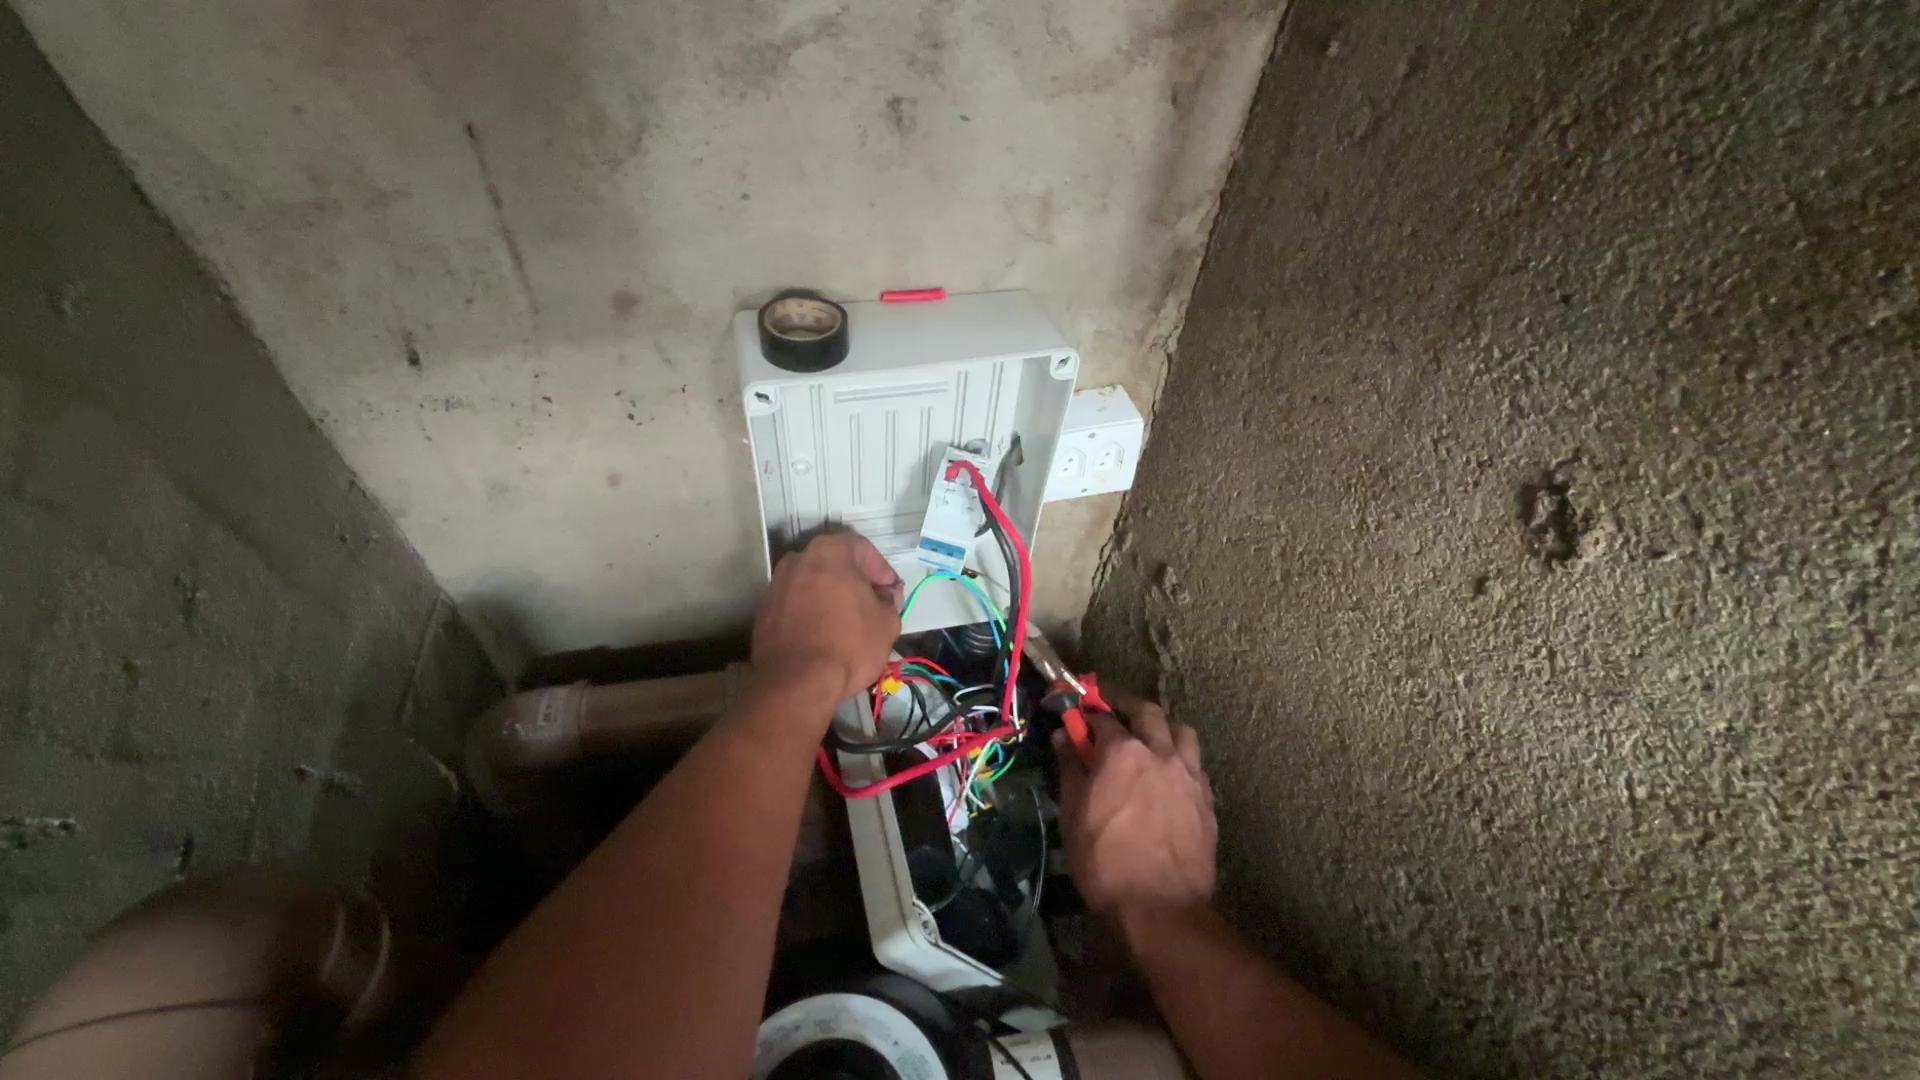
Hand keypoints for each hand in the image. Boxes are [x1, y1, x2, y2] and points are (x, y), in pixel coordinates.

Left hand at [753, 532, 902, 704]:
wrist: (796, 683)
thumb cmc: (848, 644)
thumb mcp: (886, 622)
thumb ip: (889, 601)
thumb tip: (885, 595)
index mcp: (829, 552)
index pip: (864, 549)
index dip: (883, 571)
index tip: (892, 594)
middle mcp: (797, 560)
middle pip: (835, 564)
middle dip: (856, 583)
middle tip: (873, 606)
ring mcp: (776, 586)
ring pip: (813, 585)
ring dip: (832, 598)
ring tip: (848, 625)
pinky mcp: (764, 613)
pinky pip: (796, 606)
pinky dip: (811, 614)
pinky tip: (824, 637)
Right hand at [1054, 688, 1216, 925]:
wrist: (1160, 908)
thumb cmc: (1104, 860)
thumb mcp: (1072, 813)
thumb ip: (1070, 767)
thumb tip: (1064, 735)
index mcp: (1123, 751)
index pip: (1101, 716)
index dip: (1085, 711)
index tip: (1076, 712)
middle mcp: (1160, 752)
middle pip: (1147, 711)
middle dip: (1126, 706)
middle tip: (1111, 712)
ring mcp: (1189, 775)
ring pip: (1181, 731)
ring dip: (1162, 728)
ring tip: (1149, 740)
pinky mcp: (1207, 799)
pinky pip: (1195, 763)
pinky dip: (1180, 758)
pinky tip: (1168, 776)